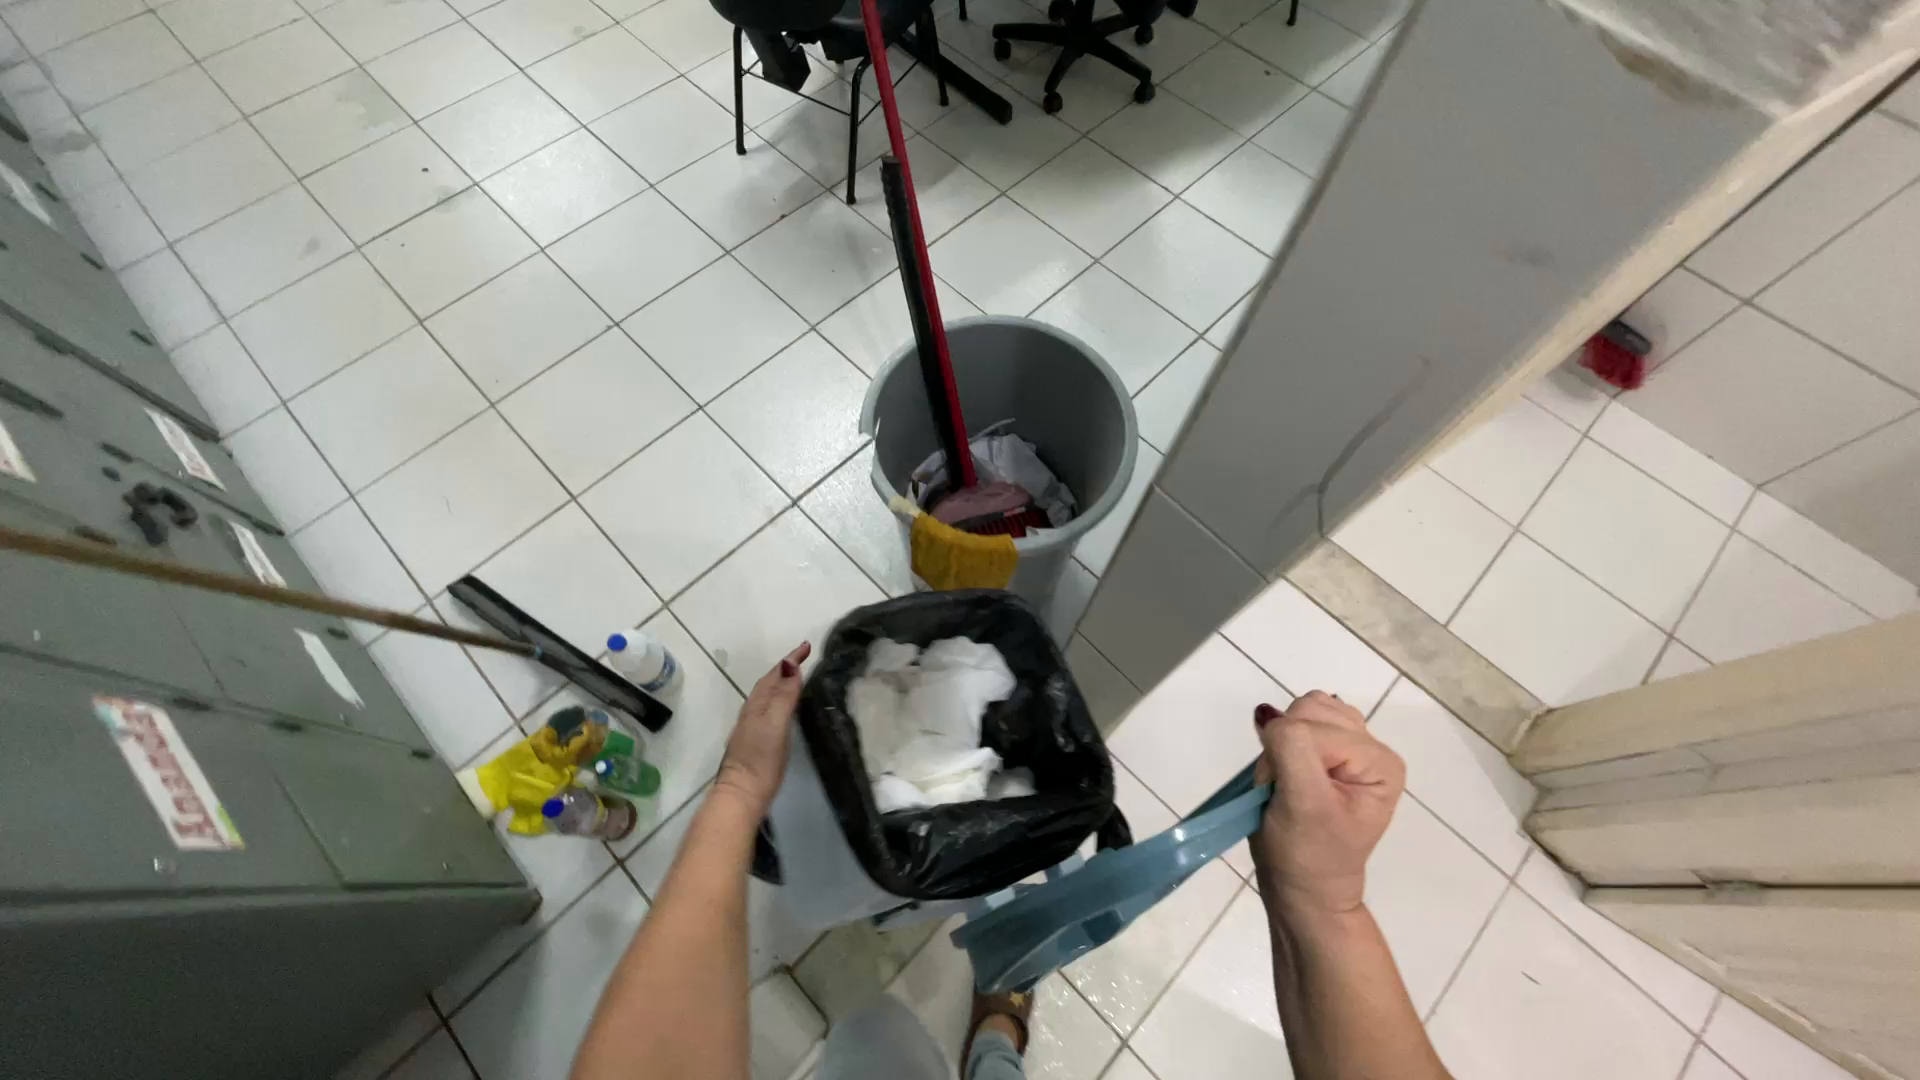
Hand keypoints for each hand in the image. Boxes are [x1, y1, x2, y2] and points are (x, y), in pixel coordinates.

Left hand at [715, 642, 811, 814]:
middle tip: (804, 656)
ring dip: (783, 683)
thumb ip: (783, 696)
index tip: (807, 645)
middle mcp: (753, 713)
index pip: (775, 674)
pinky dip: (781, 700)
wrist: (741, 796)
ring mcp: (753, 728)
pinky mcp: (758, 742)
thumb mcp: (774, 724)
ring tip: (799, 677)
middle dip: (786, 668)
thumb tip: (790, 664)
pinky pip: (771, 710)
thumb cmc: (760, 760)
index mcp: (757, 705)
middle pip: (770, 682)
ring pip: (769, 696)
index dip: (791, 659)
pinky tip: (788, 709)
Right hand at [1249, 690, 1405, 918]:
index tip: (1286, 794)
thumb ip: (1292, 751)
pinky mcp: (1329, 748)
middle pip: (1311, 710)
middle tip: (1285, 788)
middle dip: (1284, 746)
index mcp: (1378, 761)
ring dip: (1281, 743)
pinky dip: (1283, 739)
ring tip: (1288, 780)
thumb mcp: (1302, 803)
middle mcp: (1371, 747)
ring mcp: (1351, 745)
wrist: (1303, 885)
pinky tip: (1290, 768)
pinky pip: (1298, 719)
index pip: (1313, 725)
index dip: (1286, 754)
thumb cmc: (1306, 852)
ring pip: (1302, 710)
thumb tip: (1270, 716)